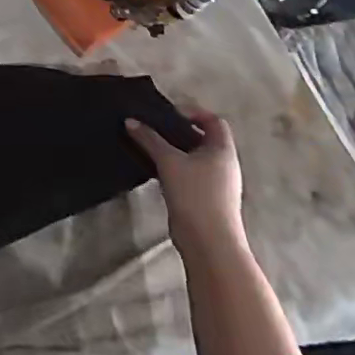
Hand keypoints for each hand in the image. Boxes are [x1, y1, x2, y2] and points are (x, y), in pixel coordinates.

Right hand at [127, 113, 244, 256]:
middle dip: (179, 131)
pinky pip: (190, 174)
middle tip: (154, 128)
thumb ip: (149, 139)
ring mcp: (217, 183)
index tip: (168, 114)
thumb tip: (130, 120)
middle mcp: (224, 164)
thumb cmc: (194, 194)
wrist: (209, 242)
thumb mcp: (168, 161)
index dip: (193, 112)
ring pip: (195, 157)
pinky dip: (175, 167)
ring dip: (175, 150)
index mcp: (222, 150)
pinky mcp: (206, 198)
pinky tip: (156, 169)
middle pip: (203, 138)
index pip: (213, 120)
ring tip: (150, 146)